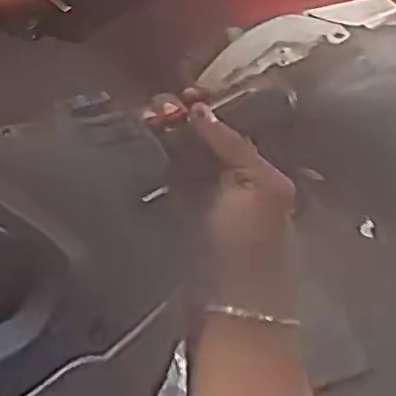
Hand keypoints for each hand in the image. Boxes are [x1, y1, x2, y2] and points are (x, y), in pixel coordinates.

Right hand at [143, 91, 299, 316]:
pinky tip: (133, 139)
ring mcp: (194, 189)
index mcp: (256, 167)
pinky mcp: (167, 204)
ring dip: (156, 127)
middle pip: (194, 130)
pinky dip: (143, 149)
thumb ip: (233, 145)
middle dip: (175, 113)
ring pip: (170, 144)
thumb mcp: (262, 189)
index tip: (183, 94)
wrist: (225, 301)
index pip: (225, 123)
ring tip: (143, 120)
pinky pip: (154, 166)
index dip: (205, 105)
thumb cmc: (253, 246)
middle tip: (157, 110)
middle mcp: (224, 173)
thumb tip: (199, 109)